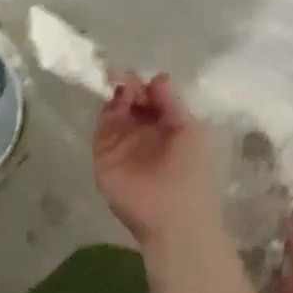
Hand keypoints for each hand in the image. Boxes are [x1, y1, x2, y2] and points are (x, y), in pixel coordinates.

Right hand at [93, 71, 221, 246]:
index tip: (144, 77)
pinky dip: (106, 112)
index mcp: (167, 128)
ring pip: (115, 111)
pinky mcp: (103, 155)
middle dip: (129, 85)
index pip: (152, 100)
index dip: (147, 86)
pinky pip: (101, 127)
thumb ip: (172, 103)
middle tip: (125, 76)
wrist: (172, 216)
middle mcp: (143, 134)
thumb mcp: (190, 131)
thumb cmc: (190, 172)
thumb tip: (158, 76)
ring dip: (118, 96)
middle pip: (131, 102)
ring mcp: (121, 144)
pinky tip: (117, 102)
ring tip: (123, 86)